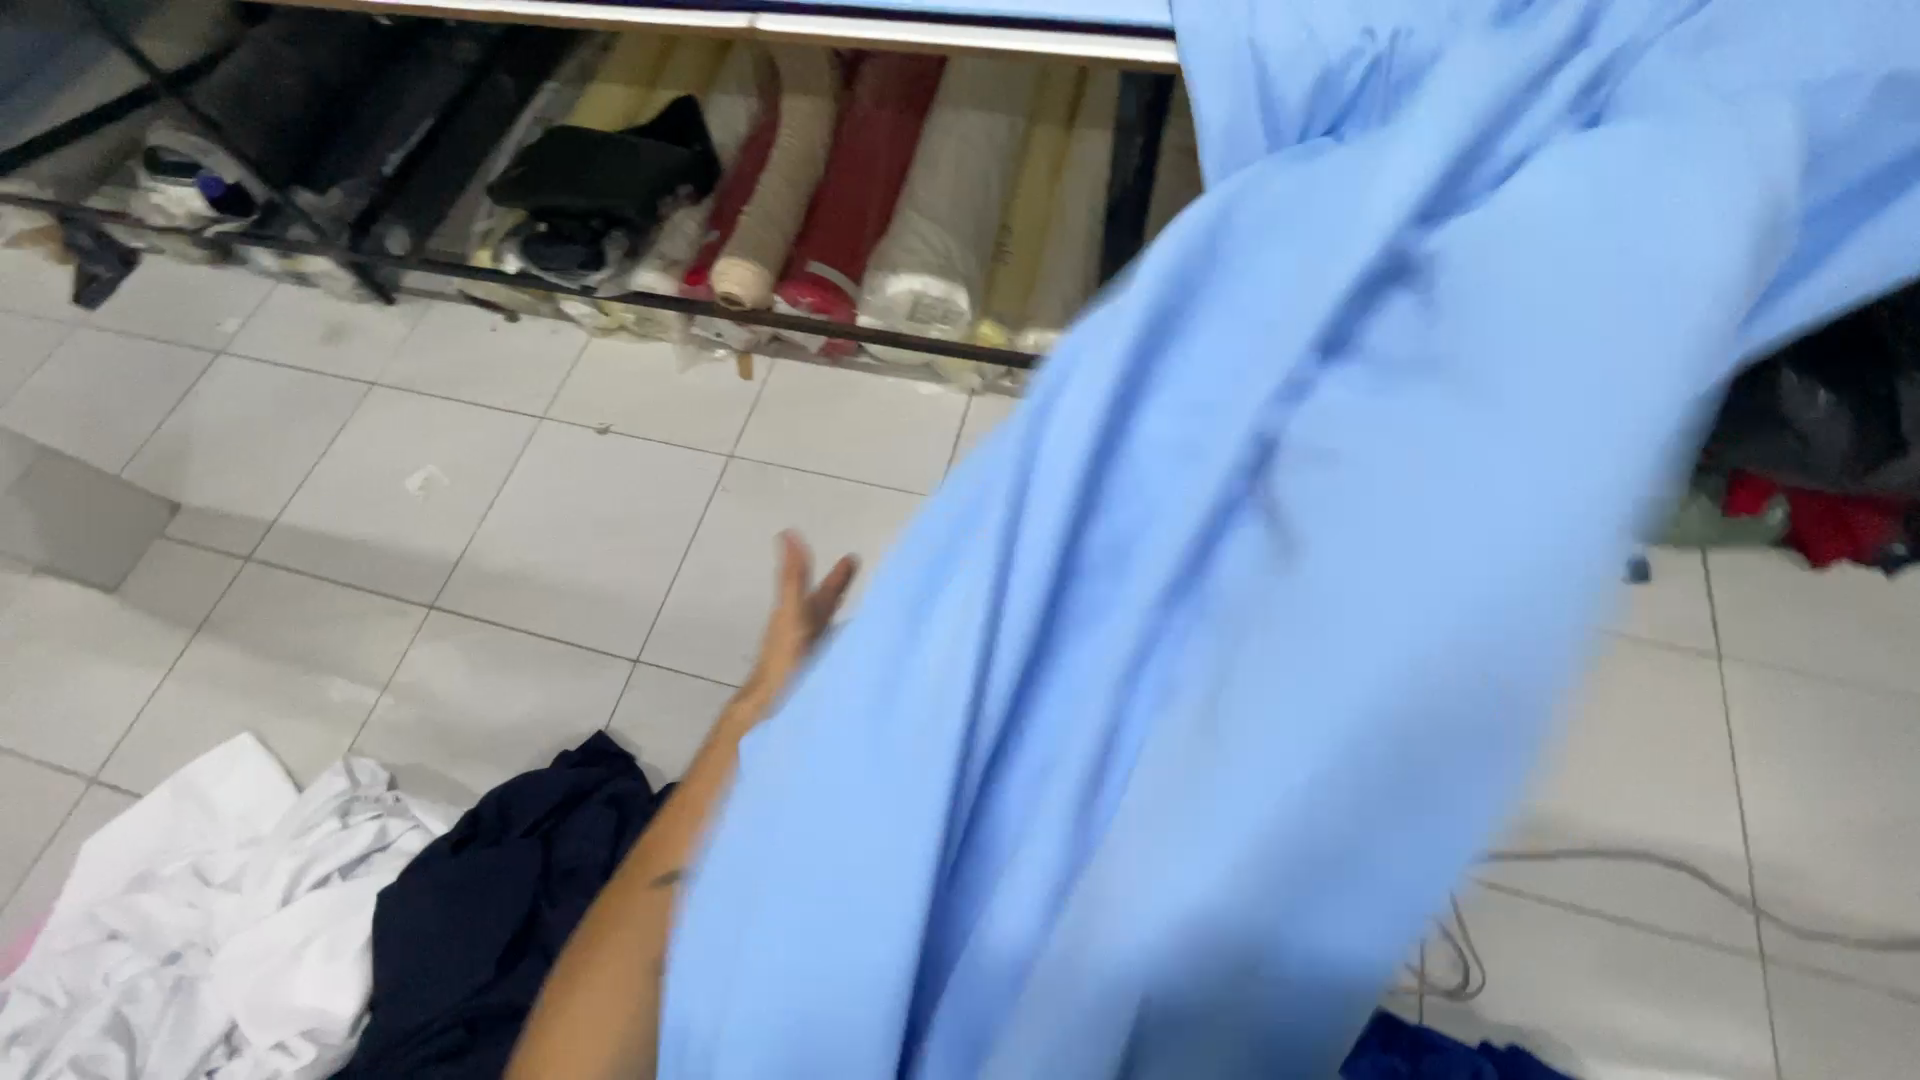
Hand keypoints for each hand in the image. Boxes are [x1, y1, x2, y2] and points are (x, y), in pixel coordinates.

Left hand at [737, 531, 856, 714]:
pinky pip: (839, 655)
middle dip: (839, 591)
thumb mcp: (791, 613)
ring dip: (846, 620)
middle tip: (858, 574)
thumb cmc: (783, 660)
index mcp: (801, 616)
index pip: (823, 591)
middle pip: (825, 608)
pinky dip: (850, 649)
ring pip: (832, 632)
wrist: (770, 709)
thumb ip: (793, 577)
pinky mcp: (820, 678)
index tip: (852, 557)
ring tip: (869, 616)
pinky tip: (860, 657)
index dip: (837, 576)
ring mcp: (813, 658)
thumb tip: (787, 532)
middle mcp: (807, 635)